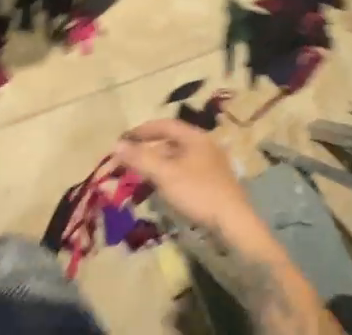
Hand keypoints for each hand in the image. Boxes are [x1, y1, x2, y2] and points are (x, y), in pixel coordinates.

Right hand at [114, 120, 260, 238]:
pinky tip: (161, 193)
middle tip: (129, 162)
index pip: (165, 125)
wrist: (234, 226)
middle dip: (148, 152)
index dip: (142, 130)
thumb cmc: (198, 193)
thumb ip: (140, 158)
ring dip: (157, 168)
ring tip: (141, 180)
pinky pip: (185, 175)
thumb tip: (116, 144)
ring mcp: (211, 167)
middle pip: (171, 143)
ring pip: (177, 161)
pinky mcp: (213, 186)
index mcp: (196, 137)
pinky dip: (169, 179)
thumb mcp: (165, 174)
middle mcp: (205, 147)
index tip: (123, 139)